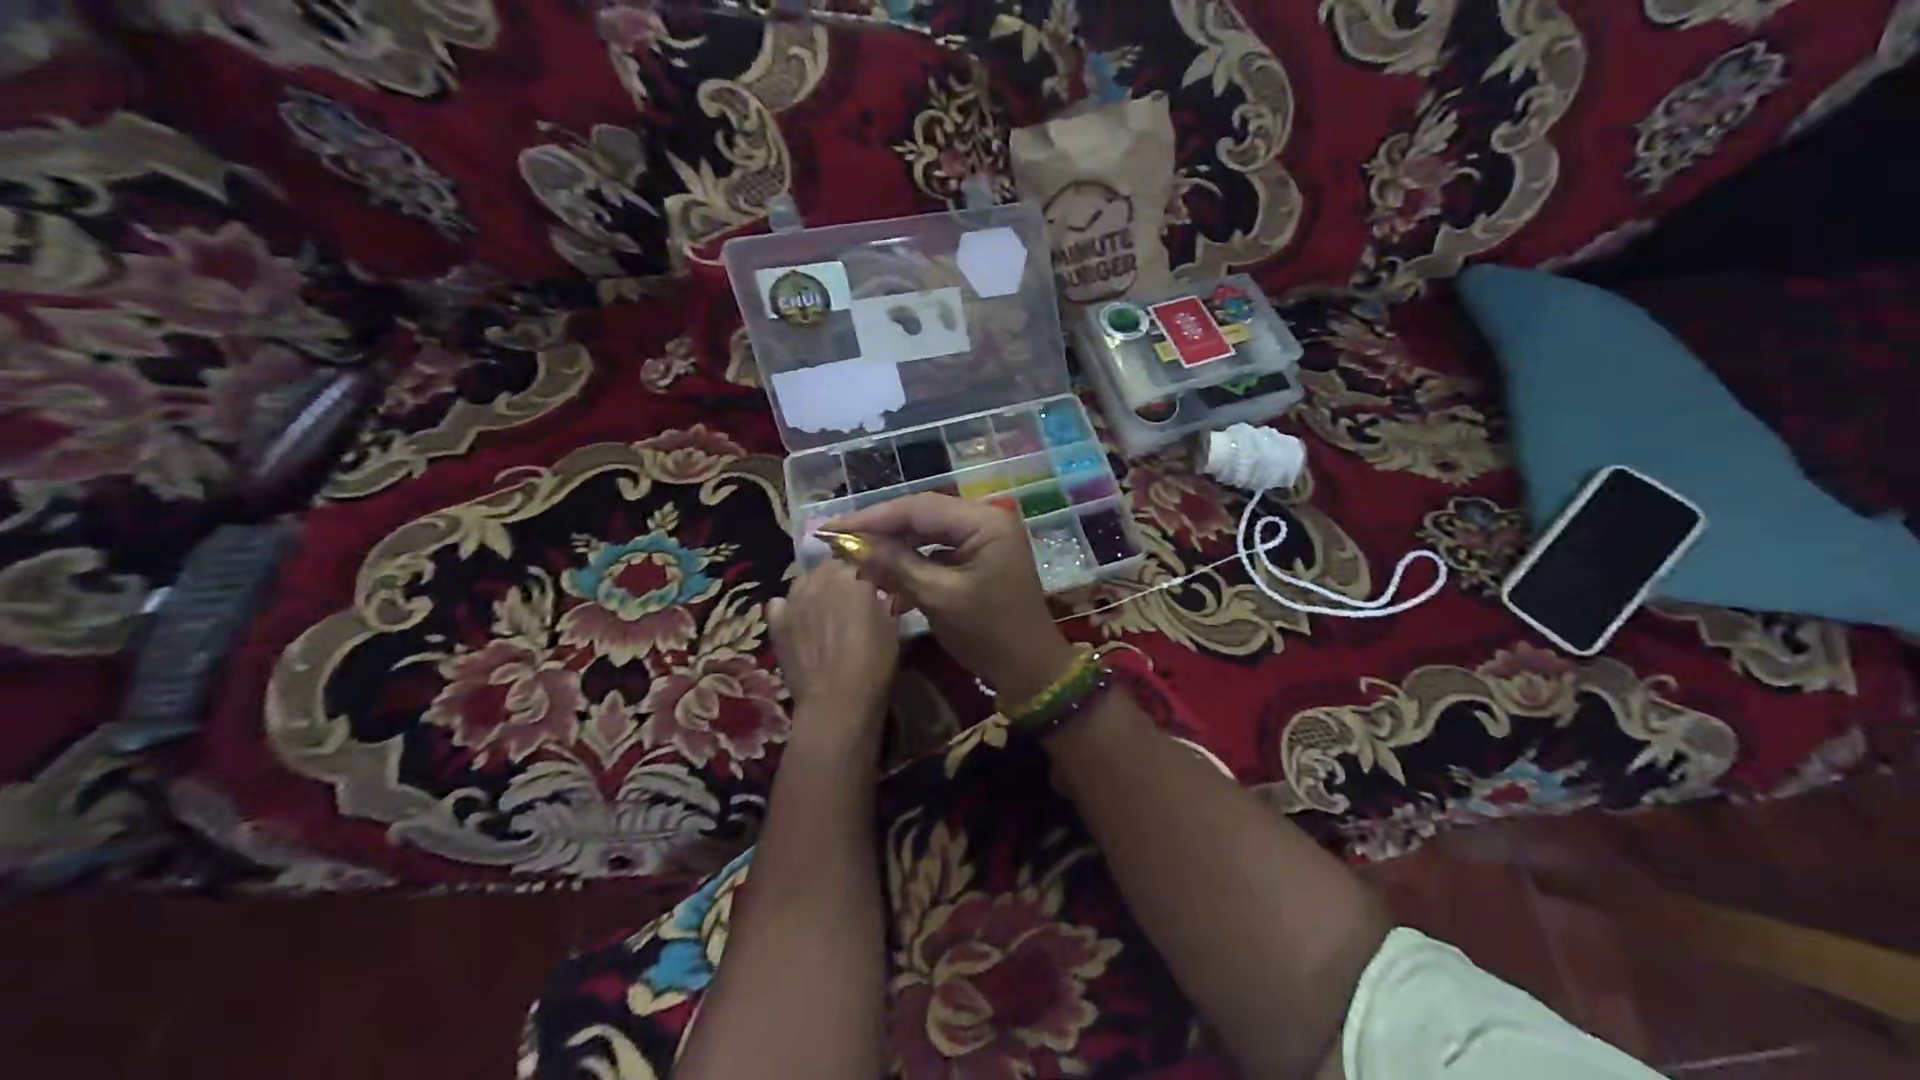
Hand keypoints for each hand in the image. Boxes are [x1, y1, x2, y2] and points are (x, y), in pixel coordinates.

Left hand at [769, 561, 899, 753]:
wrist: (836, 702)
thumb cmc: (873, 664)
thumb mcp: (893, 628)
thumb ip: (886, 601)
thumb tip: (884, 592)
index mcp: (853, 577)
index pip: (862, 558)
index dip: (870, 571)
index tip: (878, 584)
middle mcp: (820, 580)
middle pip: (831, 566)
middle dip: (843, 576)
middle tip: (854, 597)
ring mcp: (794, 600)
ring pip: (805, 580)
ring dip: (817, 587)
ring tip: (826, 606)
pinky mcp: (777, 621)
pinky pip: (781, 602)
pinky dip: (790, 606)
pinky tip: (799, 619)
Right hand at [826, 494, 1077, 702]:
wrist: (1030, 671)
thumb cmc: (989, 633)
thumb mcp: (938, 597)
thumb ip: (896, 565)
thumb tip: (850, 545)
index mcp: (983, 521)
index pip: (918, 507)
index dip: (872, 518)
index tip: (831, 529)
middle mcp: (984, 521)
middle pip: (921, 517)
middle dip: (880, 534)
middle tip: (838, 546)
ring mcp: (982, 540)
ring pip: (926, 535)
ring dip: (894, 553)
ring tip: (859, 569)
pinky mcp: (977, 559)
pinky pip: (937, 553)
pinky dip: (913, 568)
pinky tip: (889, 590)